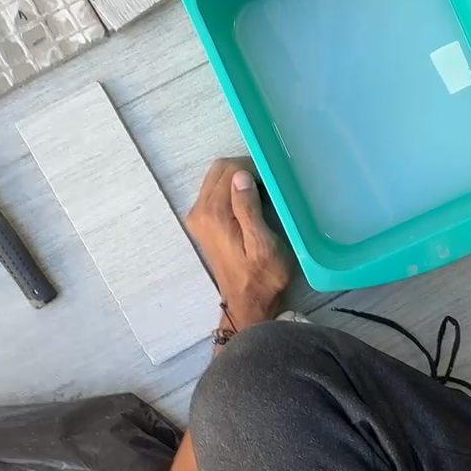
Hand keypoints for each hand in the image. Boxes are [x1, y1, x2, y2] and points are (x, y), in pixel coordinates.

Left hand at [186, 158, 292, 330]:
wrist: (249, 302)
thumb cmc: (263, 275)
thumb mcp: (262, 243)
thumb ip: (248, 208)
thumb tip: (240, 175)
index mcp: (214, 213)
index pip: (229, 169)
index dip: (252, 168)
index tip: (271, 180)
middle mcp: (200, 211)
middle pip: (219, 170)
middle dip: (244, 170)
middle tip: (268, 185)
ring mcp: (199, 217)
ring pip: (216, 179)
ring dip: (239, 179)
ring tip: (263, 193)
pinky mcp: (204, 223)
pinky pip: (216, 191)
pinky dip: (233, 189)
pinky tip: (251, 202)